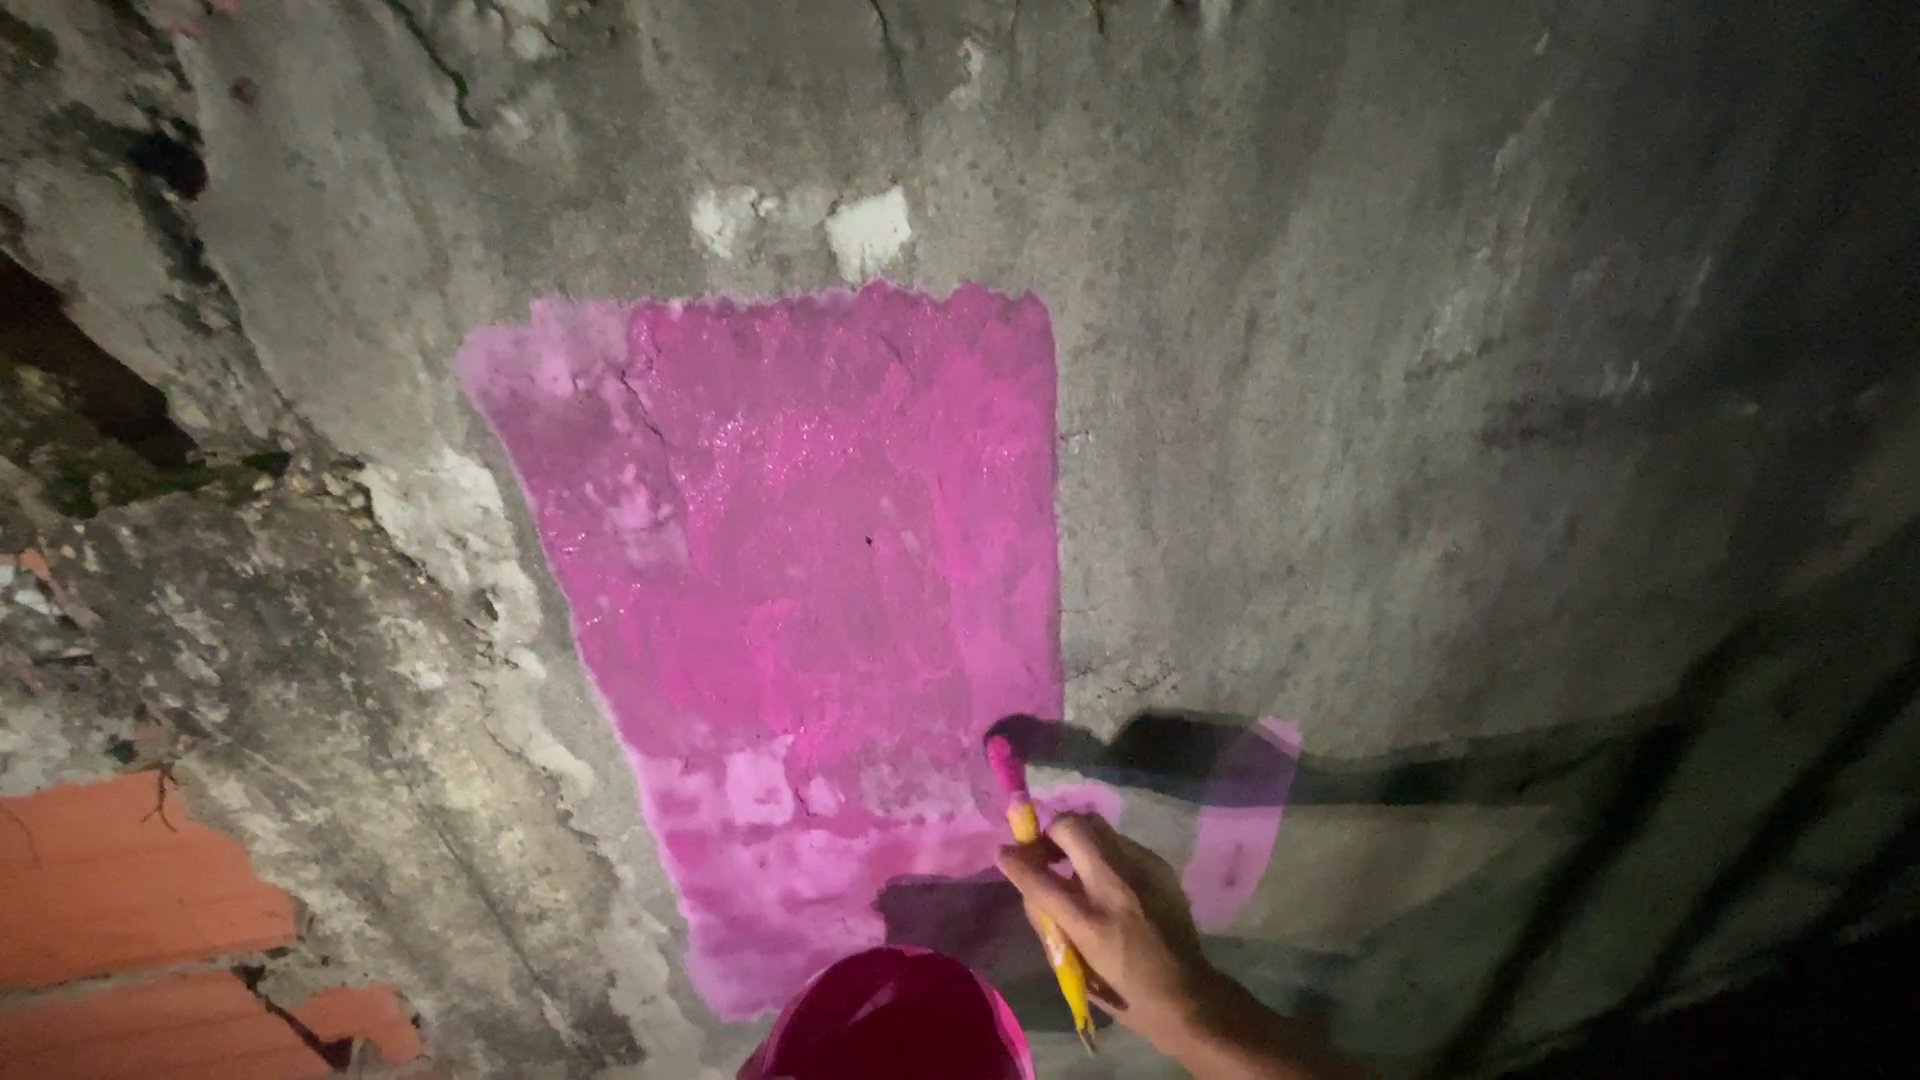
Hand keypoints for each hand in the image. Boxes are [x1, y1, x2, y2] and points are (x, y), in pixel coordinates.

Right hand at [994, 811, 1215, 1046]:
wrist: (1187, 994)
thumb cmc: (1123, 991)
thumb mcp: (1075, 967)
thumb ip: (1049, 921)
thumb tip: (1029, 881)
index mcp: (1089, 923)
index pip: (1039, 879)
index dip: (1015, 861)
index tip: (1004, 852)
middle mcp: (1114, 887)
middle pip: (1070, 827)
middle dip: (1050, 831)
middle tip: (1048, 850)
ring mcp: (1140, 870)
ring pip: (1096, 824)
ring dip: (1077, 836)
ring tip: (1077, 859)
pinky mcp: (1158, 864)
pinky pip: (1120, 841)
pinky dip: (1105, 851)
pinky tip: (1110, 876)